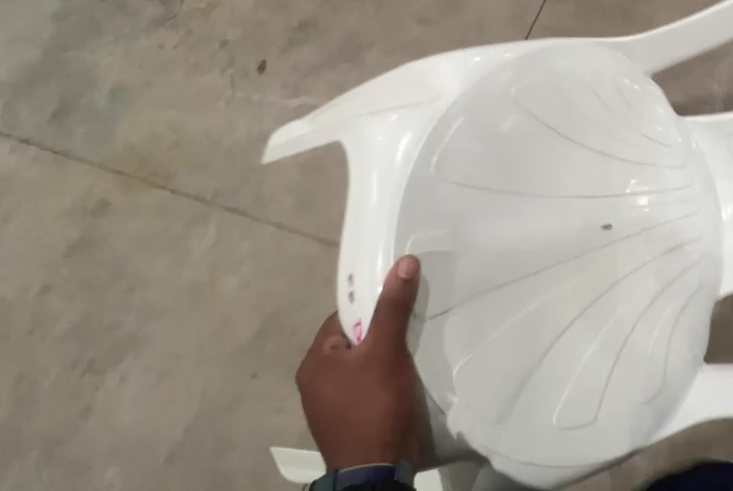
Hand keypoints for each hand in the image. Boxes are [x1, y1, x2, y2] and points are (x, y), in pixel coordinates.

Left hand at [296, 256, 429, 470]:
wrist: (378, 472)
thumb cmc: (373, 407)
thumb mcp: (386, 350)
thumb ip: (393, 306)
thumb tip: (405, 261)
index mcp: (315, 362)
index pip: (344, 315)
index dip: (372, 303)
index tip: (400, 296)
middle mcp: (319, 381)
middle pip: (357, 338)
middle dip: (384, 327)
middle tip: (414, 316)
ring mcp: (336, 403)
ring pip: (367, 361)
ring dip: (390, 351)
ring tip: (417, 340)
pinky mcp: (355, 417)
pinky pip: (373, 382)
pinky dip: (391, 373)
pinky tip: (411, 370)